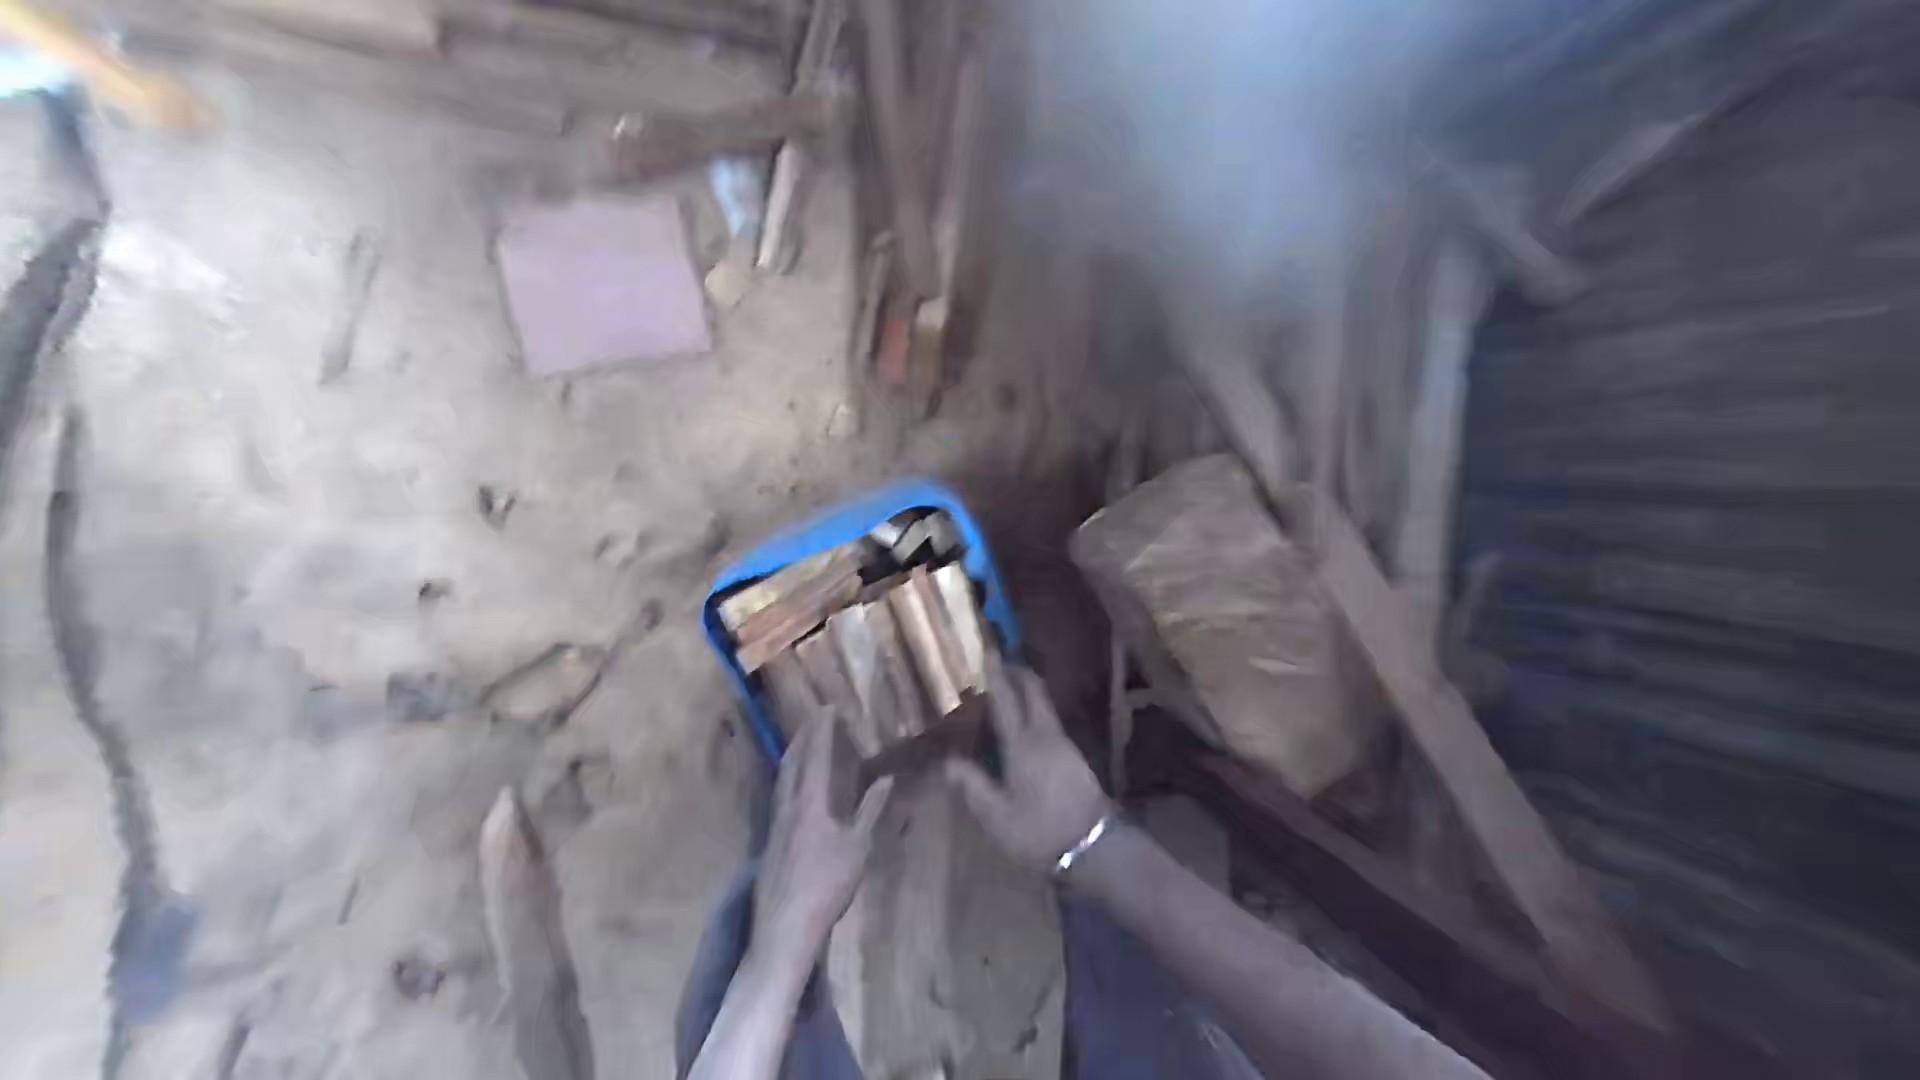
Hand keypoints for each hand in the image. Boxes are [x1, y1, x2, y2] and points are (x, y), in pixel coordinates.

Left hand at [752, 711, 892, 970]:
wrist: (785, 929)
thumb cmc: (827, 886)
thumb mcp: (858, 847)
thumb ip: (870, 810)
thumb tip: (886, 778)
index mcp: (810, 803)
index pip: (815, 756)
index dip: (821, 731)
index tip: (827, 708)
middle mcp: (787, 806)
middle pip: (791, 762)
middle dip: (802, 737)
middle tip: (813, 718)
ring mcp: (774, 825)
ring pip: (780, 779)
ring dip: (791, 756)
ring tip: (800, 743)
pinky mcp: (768, 842)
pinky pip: (777, 795)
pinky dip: (787, 778)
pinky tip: (792, 788)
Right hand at [944, 657, 1112, 872]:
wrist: (1096, 847)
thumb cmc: (1040, 830)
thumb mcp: (997, 816)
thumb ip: (972, 785)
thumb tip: (947, 762)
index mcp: (1022, 745)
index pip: (1006, 699)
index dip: (996, 674)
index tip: (988, 650)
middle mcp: (1044, 735)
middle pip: (1034, 691)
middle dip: (1018, 672)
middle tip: (999, 662)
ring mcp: (1064, 743)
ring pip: (1044, 704)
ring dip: (1028, 690)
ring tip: (1009, 688)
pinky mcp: (1074, 755)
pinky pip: (1050, 719)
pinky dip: (1035, 709)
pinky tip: (1026, 723)